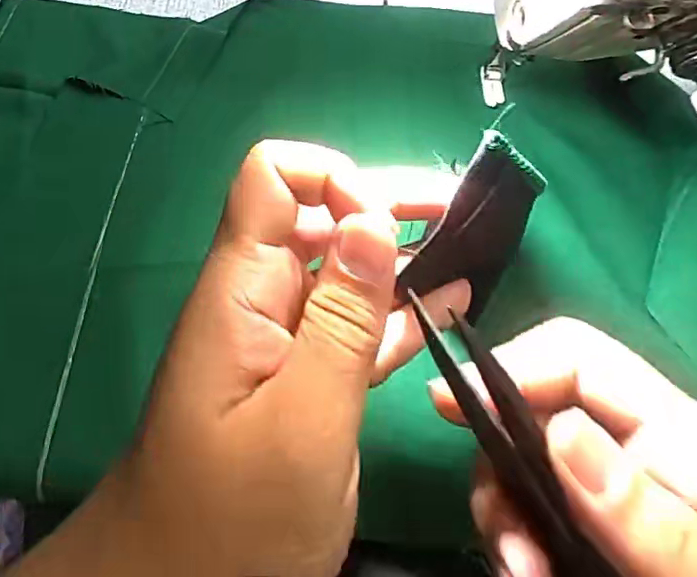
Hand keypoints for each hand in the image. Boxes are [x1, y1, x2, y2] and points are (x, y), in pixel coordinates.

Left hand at [15, 141, 470, 576]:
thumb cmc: (233, 518)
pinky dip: (396, 305)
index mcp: (242, 286)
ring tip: (463, 243)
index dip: (330, 178)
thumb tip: (372, 217)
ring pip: (342, 265)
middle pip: (318, 214)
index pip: (272, 178)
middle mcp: (260, 293)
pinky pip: (351, 320)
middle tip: (453, 209)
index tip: (383, 221)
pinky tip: (448, 298)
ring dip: (399, 251)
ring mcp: (281, 333)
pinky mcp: (301, 371)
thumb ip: (342, 318)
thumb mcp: (303, 421)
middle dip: (382, 202)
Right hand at [431, 318, 696, 576]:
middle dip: (501, 460)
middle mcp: (651, 459)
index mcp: (685, 439)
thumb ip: (657, 520)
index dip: (512, 361)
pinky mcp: (626, 548)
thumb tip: (558, 428)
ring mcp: (636, 508)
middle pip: (542, 415)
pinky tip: (534, 576)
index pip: (580, 357)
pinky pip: (555, 524)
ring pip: (537, 473)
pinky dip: (530, 544)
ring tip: (521, 576)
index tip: (452, 403)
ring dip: (509, 514)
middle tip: (507, 547)